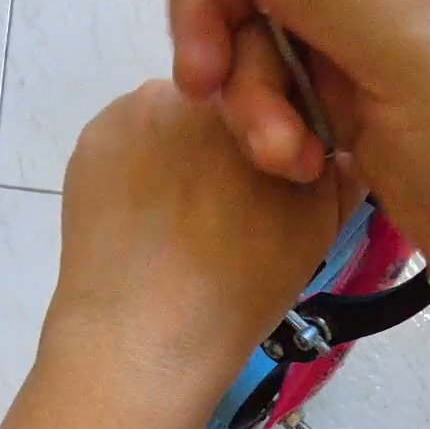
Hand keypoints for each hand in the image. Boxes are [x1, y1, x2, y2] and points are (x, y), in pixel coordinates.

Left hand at [43, 81, 362, 407]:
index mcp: (259, 106)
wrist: (145, 339)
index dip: (279, 139)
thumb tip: (336, 141)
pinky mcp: (92, 139)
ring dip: (181, 153)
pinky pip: (128, 140)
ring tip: (179, 221)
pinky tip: (143, 220)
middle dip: (228, 143)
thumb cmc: (241, 292)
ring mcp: (134, 110)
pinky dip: (139, 169)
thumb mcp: (317, 231)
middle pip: (221, 104)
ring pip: (170, 119)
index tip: (273, 184)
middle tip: (225, 209)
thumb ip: (337, 171)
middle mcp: (197, 89)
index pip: (277, 96)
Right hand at [168, 0, 429, 287]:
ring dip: (253, 98)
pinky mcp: (348, 97)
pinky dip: (273, 128)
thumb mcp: (409, 38)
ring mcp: (360, 33)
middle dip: (224, 25)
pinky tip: (300, 164)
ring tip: (283, 155)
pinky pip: (279, 92)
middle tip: (200, 83)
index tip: (210, 0)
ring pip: (258, 35)